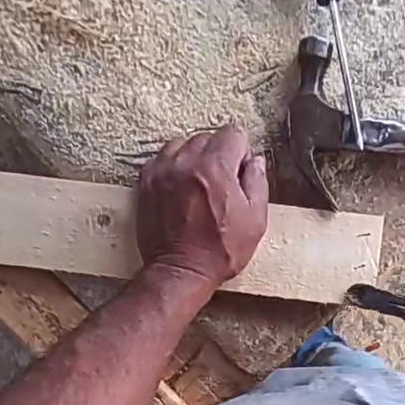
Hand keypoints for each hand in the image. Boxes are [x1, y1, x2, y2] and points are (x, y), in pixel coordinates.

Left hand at [136, 124, 268, 289]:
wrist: (181, 271)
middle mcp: (186, 163)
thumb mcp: (255, 220)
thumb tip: (255, 160)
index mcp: (216, 167)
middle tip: (219, 185)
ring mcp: (162, 172)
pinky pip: (161, 161)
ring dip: (192, 159)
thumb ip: (258, 182)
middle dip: (217, 155)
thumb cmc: (220, 251)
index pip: (233, 133)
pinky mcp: (146, 184)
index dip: (241, 152)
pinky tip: (179, 189)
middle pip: (206, 138)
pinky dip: (171, 168)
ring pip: (181, 145)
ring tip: (197, 185)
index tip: (239, 173)